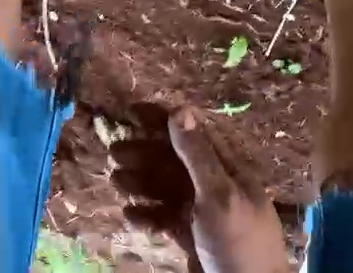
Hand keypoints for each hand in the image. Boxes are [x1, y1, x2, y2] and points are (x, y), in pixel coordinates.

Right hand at [111, 105, 290, 272]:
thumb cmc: (240, 244)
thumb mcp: (220, 196)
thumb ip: (198, 155)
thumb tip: (179, 108)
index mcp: (229, 171)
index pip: (192, 133)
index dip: (162, 121)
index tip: (131, 112)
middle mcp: (215, 186)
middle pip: (174, 161)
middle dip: (143, 154)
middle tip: (113, 152)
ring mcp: (204, 214)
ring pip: (166, 188)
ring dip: (140, 183)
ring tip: (115, 182)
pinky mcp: (193, 237)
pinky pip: (166, 218)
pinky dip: (147, 215)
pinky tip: (129, 216)